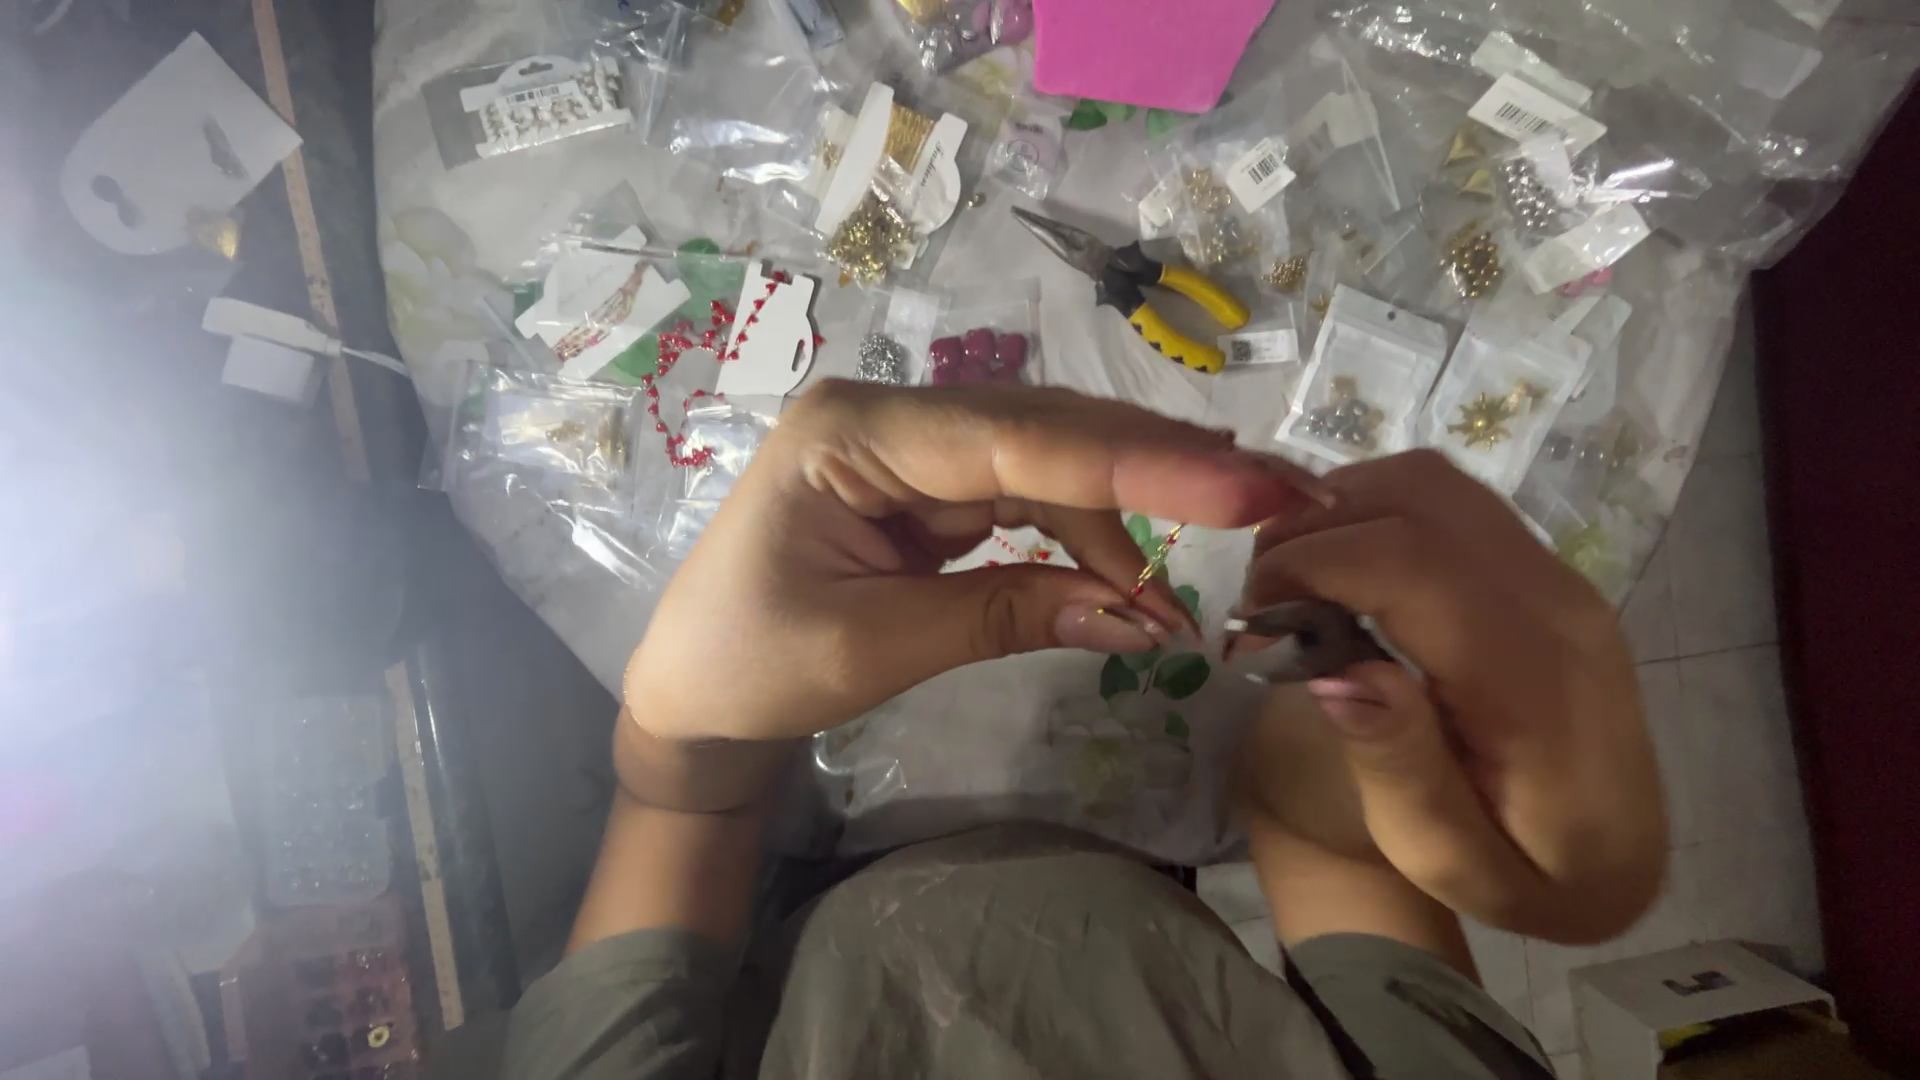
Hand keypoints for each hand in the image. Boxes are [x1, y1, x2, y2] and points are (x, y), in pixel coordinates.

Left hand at [624, 381, 1324, 753]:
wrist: (694, 692)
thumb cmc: (751, 663)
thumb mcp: (878, 643)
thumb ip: (1008, 613)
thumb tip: (1140, 618)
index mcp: (852, 430)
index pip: (1017, 437)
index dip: (1136, 462)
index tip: (1244, 483)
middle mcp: (890, 418)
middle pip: (1043, 433)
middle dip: (1154, 469)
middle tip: (1269, 495)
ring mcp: (912, 452)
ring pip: (1044, 466)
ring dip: (1121, 522)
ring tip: (1186, 586)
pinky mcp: (926, 492)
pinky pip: (1022, 503)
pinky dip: (1080, 544)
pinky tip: (1124, 583)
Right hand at [1236, 450, 1664, 943]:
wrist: (1600, 863)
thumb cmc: (1513, 871)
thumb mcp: (1447, 858)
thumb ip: (1400, 770)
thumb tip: (1338, 673)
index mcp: (1535, 679)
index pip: (1412, 564)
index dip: (1310, 563)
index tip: (1253, 614)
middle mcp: (1554, 602)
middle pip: (1418, 496)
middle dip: (1311, 527)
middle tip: (1262, 596)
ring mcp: (1550, 576)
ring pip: (1427, 481)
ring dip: (1337, 510)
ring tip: (1291, 579)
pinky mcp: (1532, 570)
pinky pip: (1439, 500)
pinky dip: (1366, 511)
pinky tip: (1336, 568)